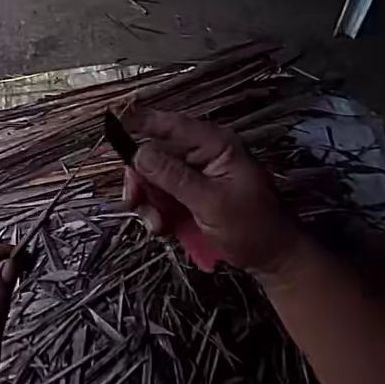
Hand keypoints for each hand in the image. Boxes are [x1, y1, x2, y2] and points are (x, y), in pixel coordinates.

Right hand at [121, 109, 302, 274]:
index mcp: (213, 144)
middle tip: (135, 201)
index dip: (139, 123)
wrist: (272, 260)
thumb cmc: (252, 227)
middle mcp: (200, 155)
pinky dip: (156, 213)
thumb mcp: (211, 202)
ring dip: (148, 202)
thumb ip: (173, 176)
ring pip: (151, 178)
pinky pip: (159, 198)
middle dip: (141, 179)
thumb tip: (138, 151)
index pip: (170, 124)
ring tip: (158, 225)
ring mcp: (193, 177)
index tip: (112, 127)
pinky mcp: (187, 197)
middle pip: (153, 153)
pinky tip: (164, 229)